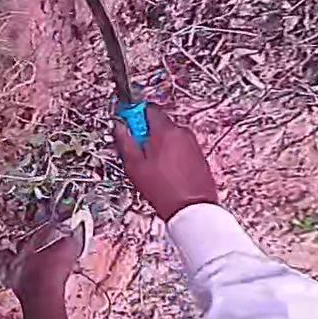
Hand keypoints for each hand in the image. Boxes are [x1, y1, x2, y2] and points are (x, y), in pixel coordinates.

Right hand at [113, 104, 218, 219]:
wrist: (192, 209)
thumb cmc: (164, 190)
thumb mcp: (135, 165)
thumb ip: (125, 141)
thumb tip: (119, 127)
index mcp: (165, 131)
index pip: (147, 109)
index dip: (134, 116)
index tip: (127, 125)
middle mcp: (181, 133)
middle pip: (158, 123)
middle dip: (146, 133)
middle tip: (137, 151)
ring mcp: (192, 143)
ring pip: (169, 135)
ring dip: (159, 144)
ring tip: (152, 165)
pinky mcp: (198, 155)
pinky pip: (180, 146)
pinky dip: (171, 153)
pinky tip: (165, 170)